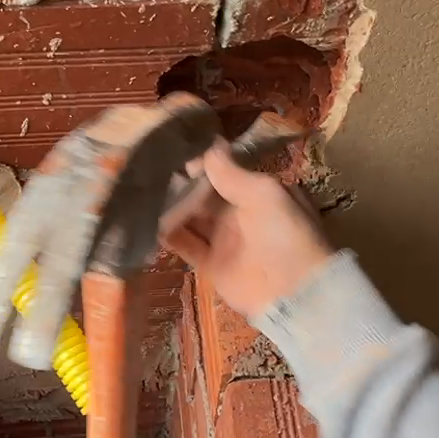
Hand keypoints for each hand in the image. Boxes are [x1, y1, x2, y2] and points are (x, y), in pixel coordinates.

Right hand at [160, 144, 334, 317]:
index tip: (175, 152)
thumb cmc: (284, 234)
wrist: (293, 291)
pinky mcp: (211, 264)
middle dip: (181, 184)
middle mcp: (239, 213)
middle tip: (151, 171)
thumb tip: (208, 145)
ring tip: (144, 192)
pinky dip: (169, 235)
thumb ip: (232, 172)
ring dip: (172, 207)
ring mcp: (224, 240)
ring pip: (191, 218)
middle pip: (203, 195)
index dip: (202, 164)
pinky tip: (150, 221)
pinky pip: (186, 245)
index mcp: (258, 193)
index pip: (224, 172)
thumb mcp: (264, 193)